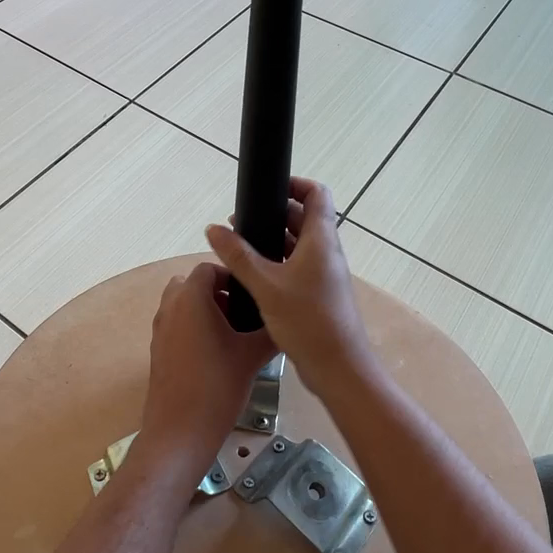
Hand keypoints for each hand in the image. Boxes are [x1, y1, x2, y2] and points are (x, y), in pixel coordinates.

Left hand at [136, 263, 277, 482]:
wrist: (179, 432)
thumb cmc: (217, 386)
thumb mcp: (251, 356)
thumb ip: (270, 332)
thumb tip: (286, 323)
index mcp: (191, 298)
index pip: (209, 269)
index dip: (233, 277)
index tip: (253, 296)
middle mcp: (170, 307)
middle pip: (193, 284)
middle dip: (218, 294)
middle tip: (244, 315)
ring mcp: (160, 329)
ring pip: (184, 306)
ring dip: (206, 311)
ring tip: (234, 335)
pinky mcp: (158, 351)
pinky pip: (177, 326)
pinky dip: (194, 329)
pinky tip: (218, 356)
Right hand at [205, 177, 374, 398]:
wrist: (340, 369)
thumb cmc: (307, 320)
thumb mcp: (266, 285)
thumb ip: (238, 256)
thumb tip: (213, 229)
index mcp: (321, 239)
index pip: (317, 194)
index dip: (295, 184)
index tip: (267, 187)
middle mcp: (327, 251)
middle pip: (304, 218)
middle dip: (274, 214)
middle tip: (241, 220)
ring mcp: (325, 274)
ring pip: (299, 244)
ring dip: (273, 240)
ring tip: (239, 246)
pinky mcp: (319, 295)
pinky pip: (298, 266)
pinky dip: (278, 262)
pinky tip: (253, 275)